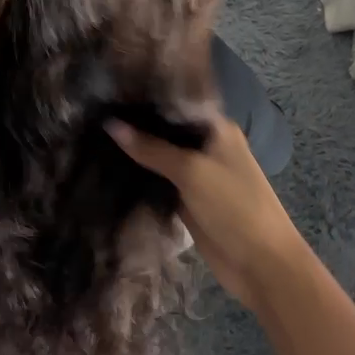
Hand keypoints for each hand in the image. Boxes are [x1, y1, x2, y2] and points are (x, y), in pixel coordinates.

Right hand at [106, 116, 309, 313]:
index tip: (109, 90)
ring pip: (159, 156)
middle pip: (165, 129)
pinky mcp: (187, 199)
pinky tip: (108, 166)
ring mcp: (196, 173)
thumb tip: (110, 123)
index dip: (144, 97)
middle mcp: (206, 145)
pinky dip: (139, 176)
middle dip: (134, 124)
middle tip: (93, 111)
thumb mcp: (191, 171)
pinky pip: (159, 181)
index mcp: (216, 128)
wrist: (262, 264)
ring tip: (92, 134)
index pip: (175, 103)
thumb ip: (150, 148)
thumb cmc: (234, 206)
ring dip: (134, 151)